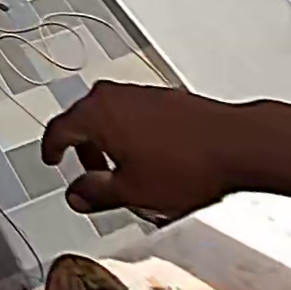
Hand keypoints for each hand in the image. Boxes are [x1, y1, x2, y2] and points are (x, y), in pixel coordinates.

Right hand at [41, 83, 266, 217]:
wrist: (239, 144)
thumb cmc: (189, 164)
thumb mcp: (133, 191)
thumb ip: (96, 193)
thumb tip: (76, 196)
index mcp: (94, 114)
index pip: (58, 130)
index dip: (51, 150)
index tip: (51, 160)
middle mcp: (110, 96)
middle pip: (82, 123)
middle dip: (86, 152)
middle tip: (96, 178)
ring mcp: (136, 93)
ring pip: (108, 119)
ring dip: (110, 145)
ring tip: (131, 175)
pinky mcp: (159, 97)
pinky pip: (131, 115)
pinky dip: (131, 136)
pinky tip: (154, 161)